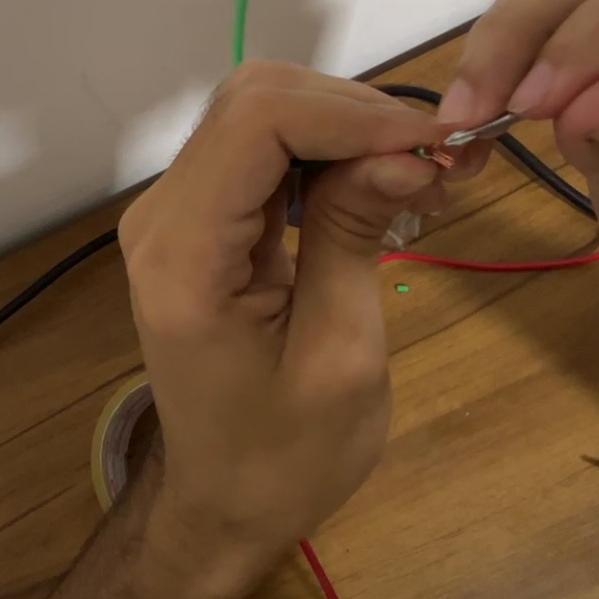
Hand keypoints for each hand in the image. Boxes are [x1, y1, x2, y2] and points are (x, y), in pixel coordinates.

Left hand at [117, 61, 446, 598]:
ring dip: (343, 128)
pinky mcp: (190, 216)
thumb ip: (354, 233)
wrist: (218, 497)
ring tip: (417, 178)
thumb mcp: (340, 355)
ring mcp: (167, 211)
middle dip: (353, 114)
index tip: (439, 146)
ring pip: (256, 113)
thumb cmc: (284, 456)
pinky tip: (372, 185)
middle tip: (439, 163)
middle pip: (253, 101)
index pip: (256, 121)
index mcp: (184, 254)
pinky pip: (254, 150)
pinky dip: (320, 151)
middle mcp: (159, 214)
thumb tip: (403, 149)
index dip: (353, 114)